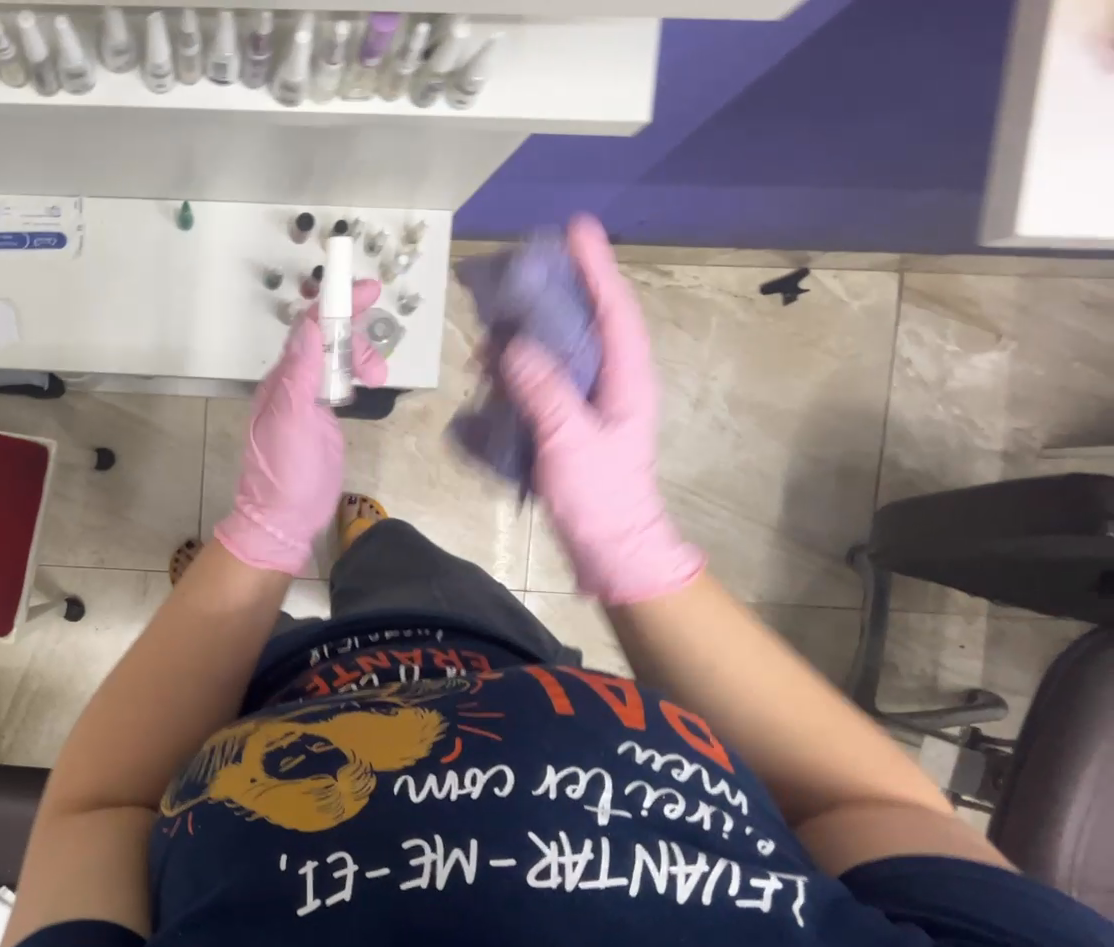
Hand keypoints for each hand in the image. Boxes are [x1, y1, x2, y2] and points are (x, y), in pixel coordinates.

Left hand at [214, 280, 388, 574]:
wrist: (283, 521)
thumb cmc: (285, 475)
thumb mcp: (291, 422)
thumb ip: (300, 375)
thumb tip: (311, 325)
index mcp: (281, 381)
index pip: (308, 328)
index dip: (335, 303)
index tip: (367, 288)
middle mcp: (292, 384)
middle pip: (326, 339)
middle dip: (355, 337)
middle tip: (378, 363)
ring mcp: (307, 401)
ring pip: (335, 359)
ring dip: (360, 359)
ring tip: (380, 379)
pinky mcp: (321, 419)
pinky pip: (338, 381)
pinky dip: (356, 375)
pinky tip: (368, 384)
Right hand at [497, 216, 703, 604]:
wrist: (610, 547)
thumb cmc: (601, 495)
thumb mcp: (572, 442)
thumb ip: (546, 393)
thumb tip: (515, 347)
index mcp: (626, 379)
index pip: (613, 310)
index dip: (595, 267)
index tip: (576, 228)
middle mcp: (610, 382)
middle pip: (584, 323)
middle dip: (552, 294)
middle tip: (514, 276)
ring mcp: (589, 403)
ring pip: (559, 352)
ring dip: (526, 336)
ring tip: (490, 328)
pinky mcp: (568, 423)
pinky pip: (541, 382)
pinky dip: (517, 370)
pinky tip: (492, 372)